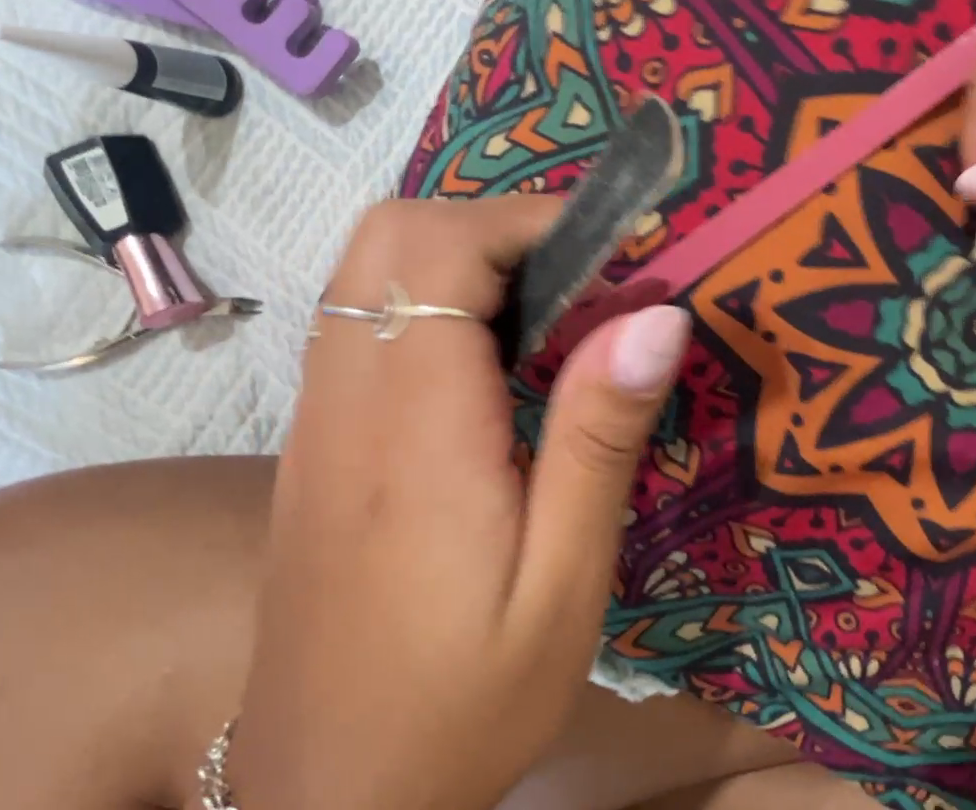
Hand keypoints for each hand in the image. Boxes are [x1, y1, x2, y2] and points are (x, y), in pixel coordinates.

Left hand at [224, 197, 691, 809]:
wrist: (333, 796)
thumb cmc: (467, 698)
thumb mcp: (564, 580)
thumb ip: (600, 437)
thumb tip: (658, 314)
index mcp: (414, 428)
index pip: (439, 249)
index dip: (529, 222)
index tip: (616, 255)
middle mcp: (346, 403)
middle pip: (387, 235)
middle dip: (494, 226)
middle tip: (586, 279)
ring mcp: (317, 422)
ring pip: (366, 271)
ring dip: (465, 260)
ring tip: (556, 314)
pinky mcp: (316, 446)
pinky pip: (361, 323)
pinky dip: (432, 303)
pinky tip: (497, 367)